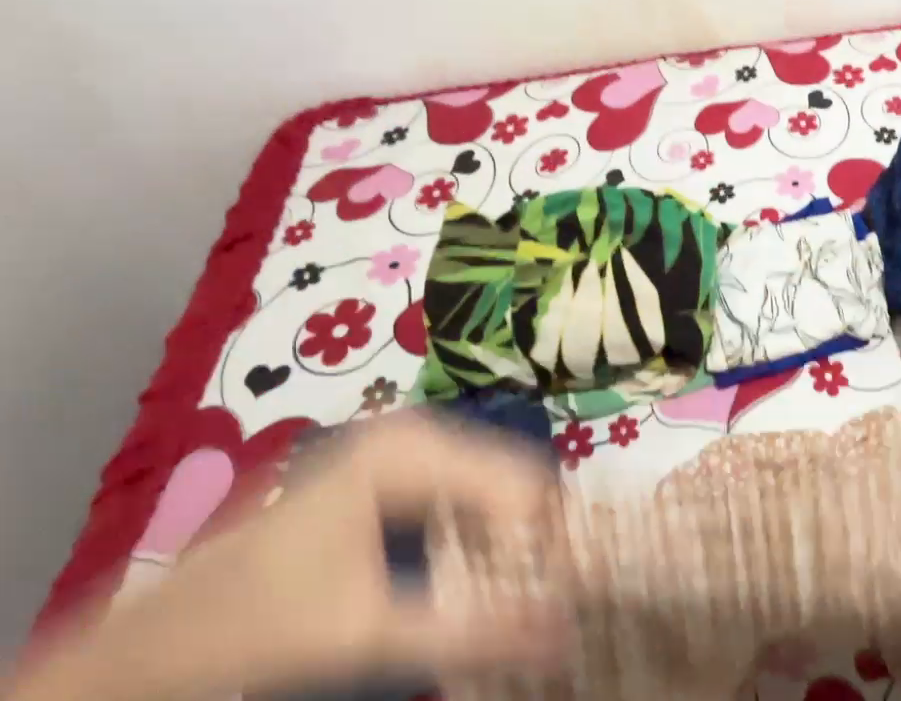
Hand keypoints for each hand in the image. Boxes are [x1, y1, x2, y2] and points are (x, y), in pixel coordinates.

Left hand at [35, 415, 569, 700]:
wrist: (152, 644)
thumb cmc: (254, 627)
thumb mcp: (367, 634)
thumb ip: (472, 631)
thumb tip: (569, 633)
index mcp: (408, 450)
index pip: (522, 484)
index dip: (550, 540)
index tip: (570, 592)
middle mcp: (413, 434)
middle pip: (514, 479)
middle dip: (537, 534)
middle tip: (558, 590)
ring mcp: (402, 451)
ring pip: (496, 486)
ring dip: (515, 536)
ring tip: (533, 584)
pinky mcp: (393, 477)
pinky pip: (469, 494)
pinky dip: (486, 533)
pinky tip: (489, 571)